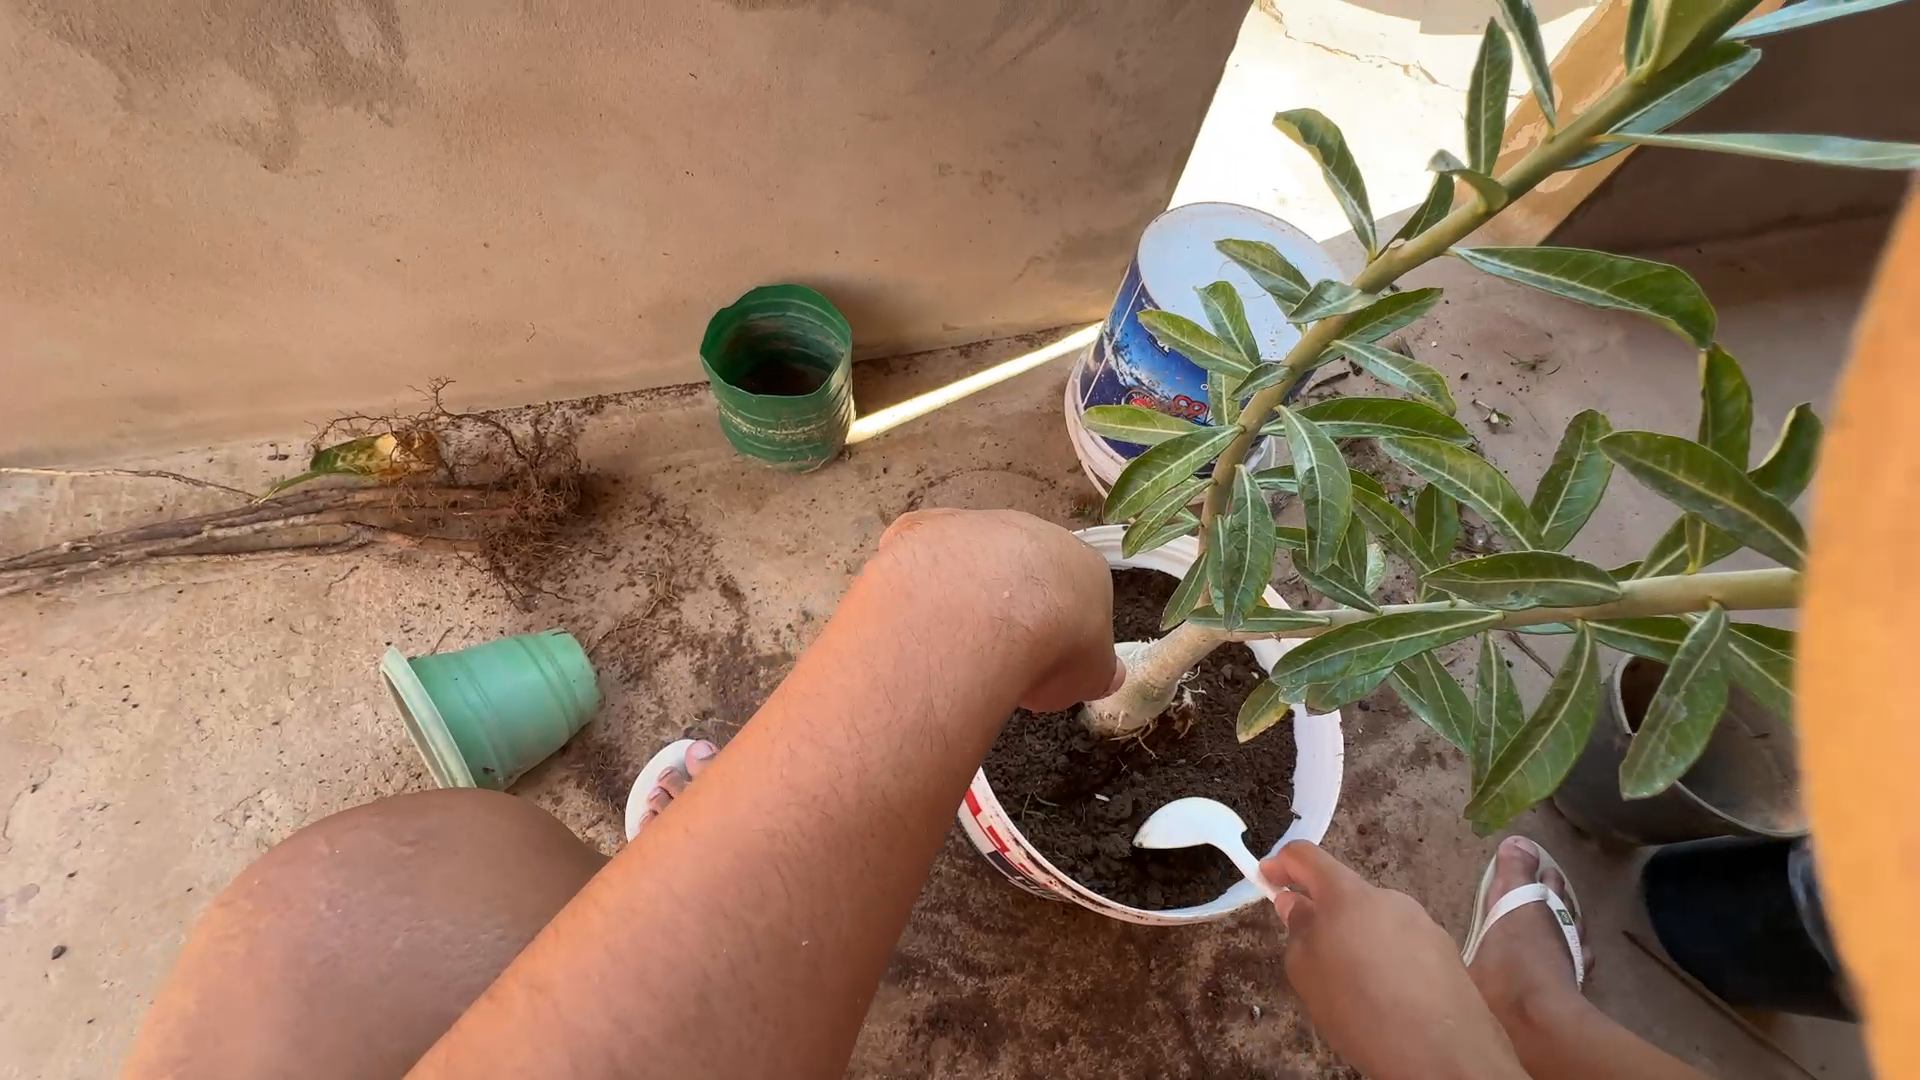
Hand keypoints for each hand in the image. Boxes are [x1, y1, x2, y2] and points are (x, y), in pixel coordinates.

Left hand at [875, 509, 1123, 710]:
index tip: (1041, 661)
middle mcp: (1030, 531)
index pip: (1073, 593)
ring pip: (968, 557)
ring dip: (960, 591)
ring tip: (948, 641)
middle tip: (993, 652)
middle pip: (1019, 569)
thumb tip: (1110, 673)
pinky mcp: (921, 528)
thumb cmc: (1051, 648)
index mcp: (1080, 563)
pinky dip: (915, 577)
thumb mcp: (1090, 676)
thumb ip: (1097, 669)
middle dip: (1007, 605)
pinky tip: (910, 611)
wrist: (983, 616)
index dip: (1058, 629)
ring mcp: (974, 524)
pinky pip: (918, 553)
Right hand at [1263, 841, 1528, 1079]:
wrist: (1448, 1064)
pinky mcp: (1450, 957)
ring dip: (1359, 938)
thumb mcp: (1306, 971)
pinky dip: (1389, 960)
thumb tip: (1297, 905)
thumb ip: (1297, 929)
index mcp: (1348, 894)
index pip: (1306, 855)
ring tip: (1356, 985)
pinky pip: (1405, 946)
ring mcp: (1425, 926)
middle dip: (1325, 912)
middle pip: (1345, 892)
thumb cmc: (1361, 1010)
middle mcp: (1389, 898)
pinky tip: (1390, 999)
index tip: (1266, 878)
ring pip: (1377, 921)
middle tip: (1313, 950)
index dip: (1281, 863)